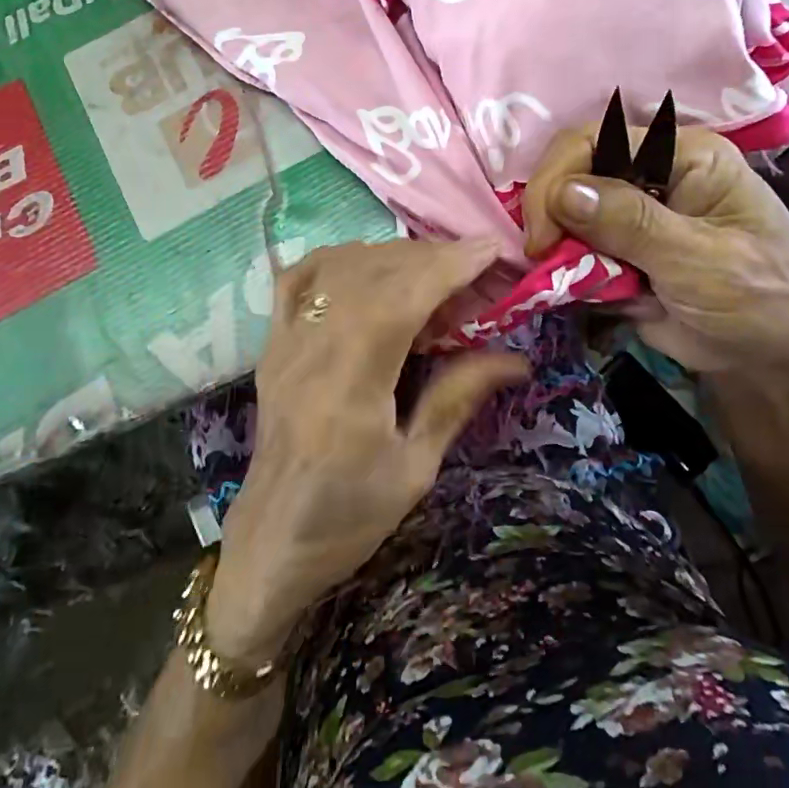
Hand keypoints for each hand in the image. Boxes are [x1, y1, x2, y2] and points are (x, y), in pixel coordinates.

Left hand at [206, 240, 528, 665]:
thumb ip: (456, 398)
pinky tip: (367, 268)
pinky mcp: (271, 344)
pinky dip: (338, 261)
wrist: (273, 537)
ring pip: (337, 267)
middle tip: (476, 273)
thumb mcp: (414, 468)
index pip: (400, 297)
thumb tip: (517, 358)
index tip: (491, 250)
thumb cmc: (348, 516)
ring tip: (431, 274)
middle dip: (431, 258)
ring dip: (391, 257)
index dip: (449, 265)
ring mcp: (284, 341)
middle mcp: (311, 348)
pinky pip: (298, 279)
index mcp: (350, 383)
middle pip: (372, 272)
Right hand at [520, 124, 788, 376]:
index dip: (557, 180)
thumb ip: (631, 223)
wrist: (771, 360)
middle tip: (543, 260)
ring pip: (562, 214)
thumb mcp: (699, 260)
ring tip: (560, 282)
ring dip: (555, 247)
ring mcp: (628, 214)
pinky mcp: (613, 249)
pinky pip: (568, 248)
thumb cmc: (759, 299)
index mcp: (681, 156)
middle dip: (550, 216)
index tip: (543, 237)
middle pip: (569, 173)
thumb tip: (562, 192)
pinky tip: (570, 290)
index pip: (594, 141)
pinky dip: (561, 269)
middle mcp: (649, 174)